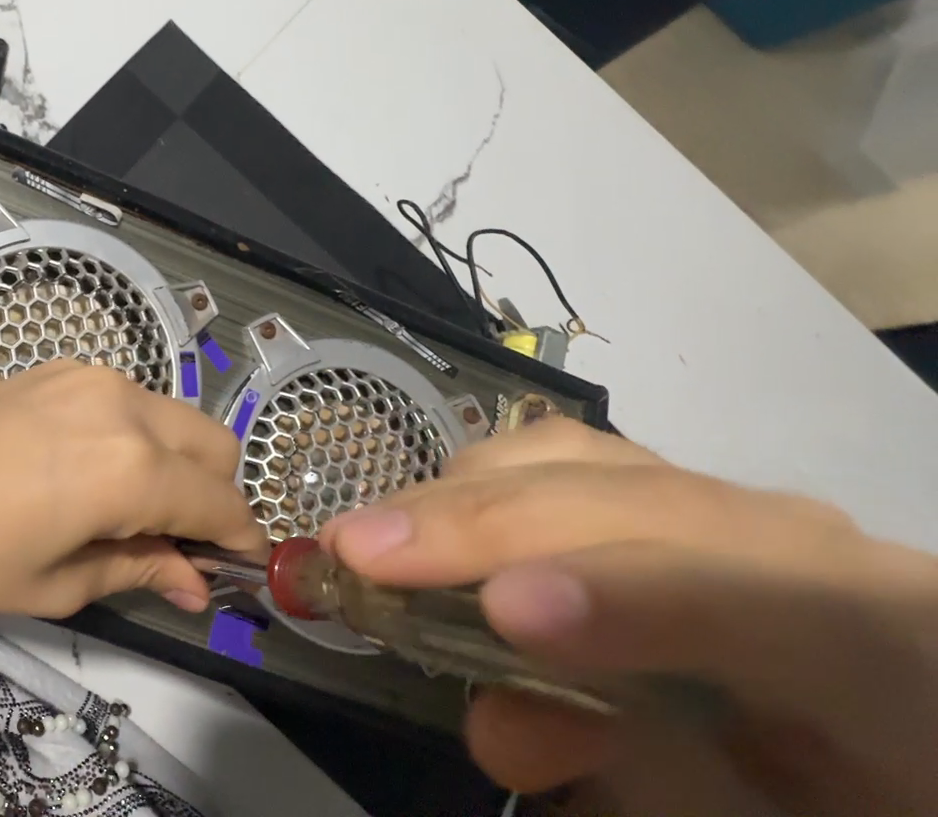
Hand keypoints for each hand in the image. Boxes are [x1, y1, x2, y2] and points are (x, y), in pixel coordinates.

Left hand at [0, 359, 263, 617]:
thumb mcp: (55, 584)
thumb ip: (140, 570)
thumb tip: (196, 583)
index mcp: (129, 468)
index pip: (221, 503)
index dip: (240, 543)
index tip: (236, 573)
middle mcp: (123, 407)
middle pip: (215, 445)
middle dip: (215, 497)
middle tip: (176, 546)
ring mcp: (90, 377)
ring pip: (174, 417)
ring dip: (176, 464)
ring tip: (128, 513)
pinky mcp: (61, 368)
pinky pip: (130, 402)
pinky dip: (138, 437)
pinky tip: (93, 473)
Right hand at [318, 419, 937, 816]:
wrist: (856, 733)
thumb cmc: (823, 794)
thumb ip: (642, 769)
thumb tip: (501, 718)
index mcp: (894, 650)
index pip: (773, 603)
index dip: (636, 599)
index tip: (508, 616)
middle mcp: (809, 547)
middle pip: (642, 503)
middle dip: (493, 524)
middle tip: (361, 553)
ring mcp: (724, 506)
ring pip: (583, 460)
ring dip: (461, 497)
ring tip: (373, 538)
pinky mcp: (654, 495)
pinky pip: (557, 464)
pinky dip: (473, 487)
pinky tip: (420, 523)